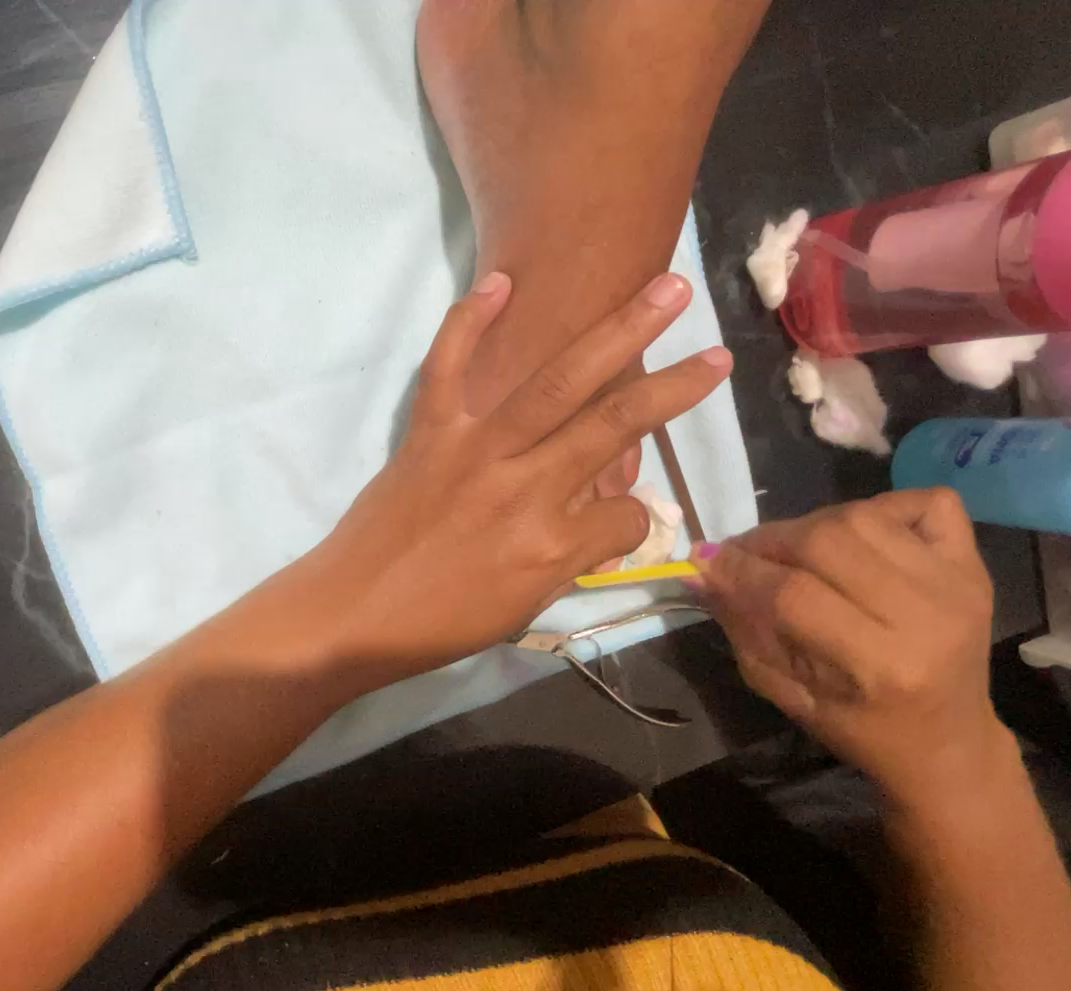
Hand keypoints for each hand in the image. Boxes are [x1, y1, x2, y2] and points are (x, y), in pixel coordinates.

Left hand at [286, 270, 730, 682]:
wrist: (351, 614)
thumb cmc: (437, 627)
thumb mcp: (521, 610)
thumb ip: (567, 561)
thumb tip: (598, 526)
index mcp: (554, 544)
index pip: (625, 515)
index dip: (633, 520)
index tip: (616, 523)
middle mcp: (526, 486)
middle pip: (616, 426)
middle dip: (674, 389)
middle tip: (719, 353)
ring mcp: (475, 449)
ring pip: (557, 384)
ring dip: (617, 332)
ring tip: (667, 291)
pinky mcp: (428, 431)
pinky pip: (449, 368)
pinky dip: (468, 323)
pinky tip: (503, 282)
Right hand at [699, 489, 1015, 807]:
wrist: (947, 740)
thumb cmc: (856, 726)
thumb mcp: (783, 689)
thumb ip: (741, 625)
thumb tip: (699, 569)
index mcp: (878, 664)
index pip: (792, 594)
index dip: (738, 571)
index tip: (702, 561)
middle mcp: (925, 616)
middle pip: (826, 542)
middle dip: (768, 541)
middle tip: (744, 555)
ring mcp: (956, 584)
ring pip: (862, 516)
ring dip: (810, 524)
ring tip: (792, 549)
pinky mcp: (973, 565)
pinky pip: (927, 503)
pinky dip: (884, 508)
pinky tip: (860, 538)